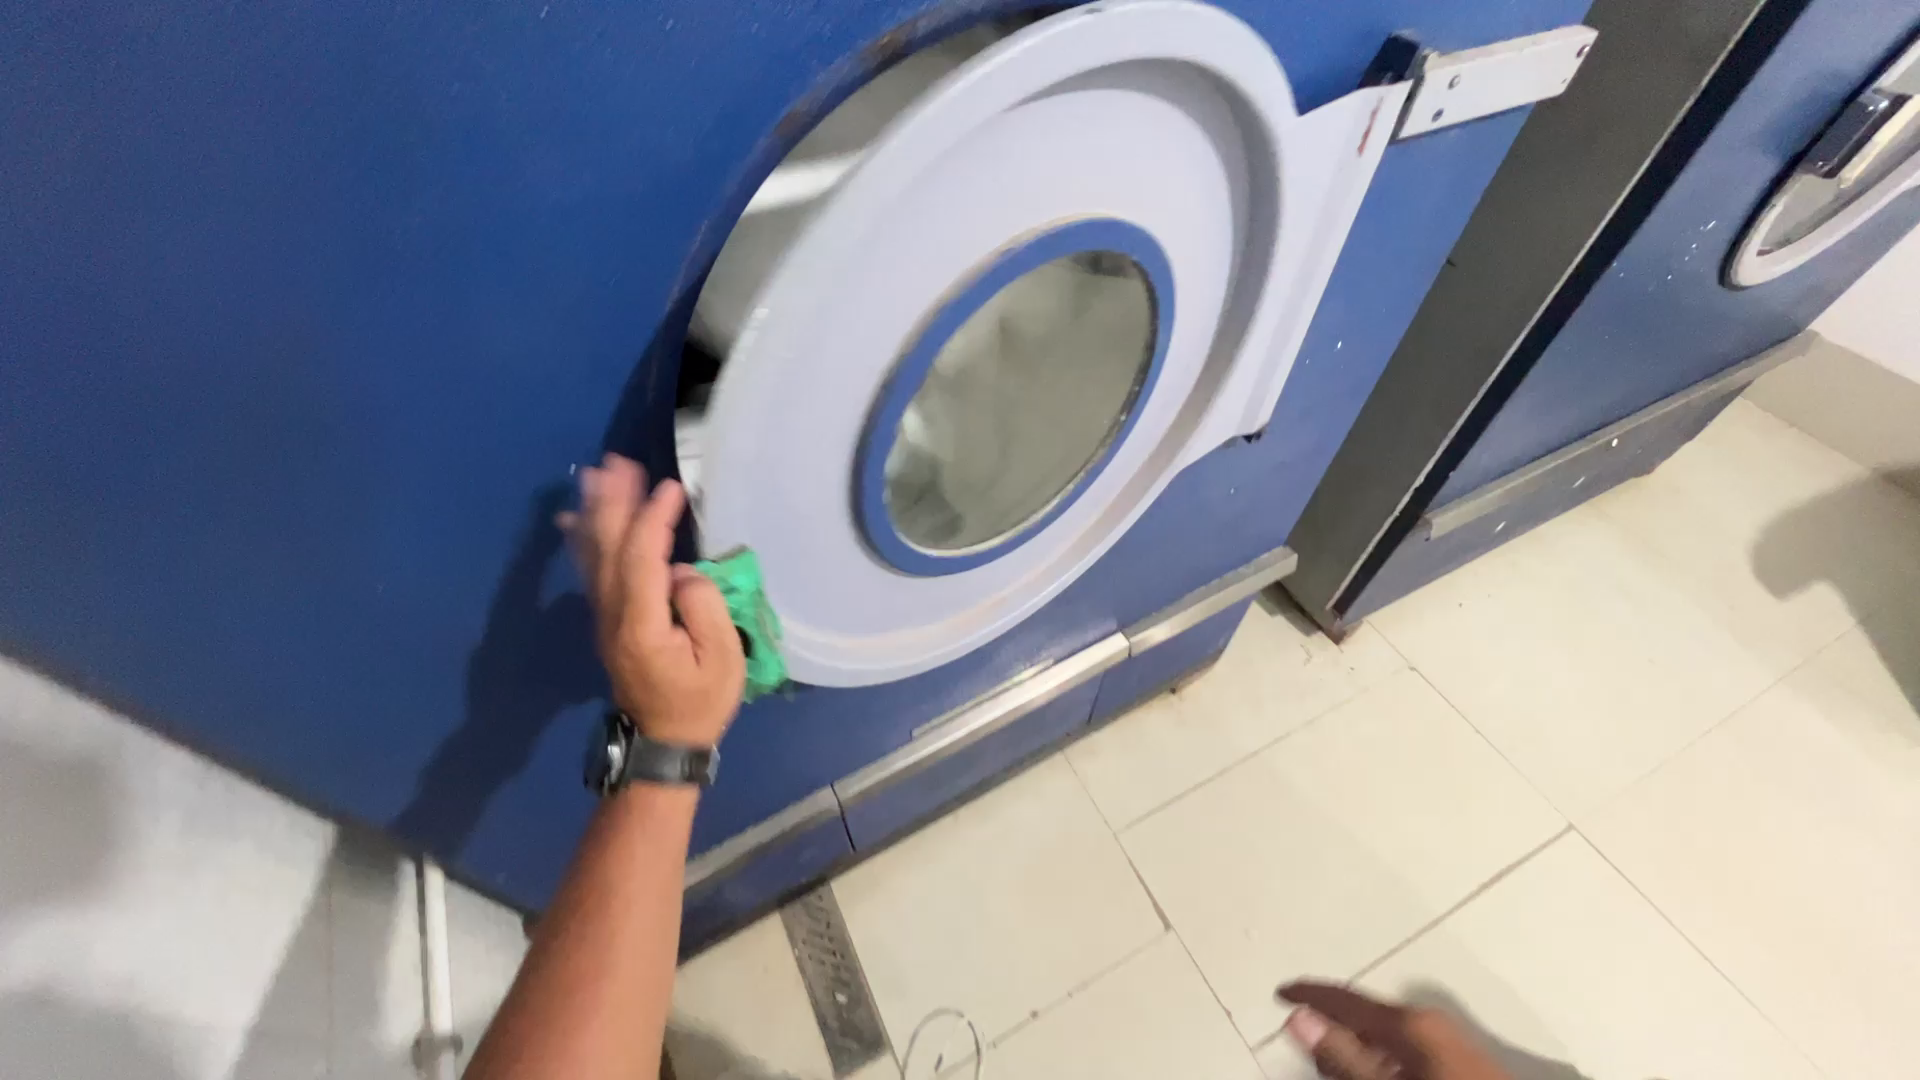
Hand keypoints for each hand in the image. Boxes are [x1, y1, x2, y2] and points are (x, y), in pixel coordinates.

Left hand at [558, 454, 745, 747]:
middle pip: (608, 548)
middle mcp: (614, 614)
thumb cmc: (701, 700)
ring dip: (595, 511)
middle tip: (619, 462)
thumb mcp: (722, 659)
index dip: (653, 520)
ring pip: (594, 555)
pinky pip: (590, 570)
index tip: (671, 488)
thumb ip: (704, 609)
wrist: (664, 740)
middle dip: (613, 502)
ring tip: (597, 474)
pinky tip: (576, 518)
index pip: (643, 559)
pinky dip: (583, 539)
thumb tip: (682, 574)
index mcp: (643, 623)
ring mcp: (604, 617)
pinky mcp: (606, 620)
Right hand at [1279, 982, 1510, 1079]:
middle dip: (1334, 1027)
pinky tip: (1381, 1073)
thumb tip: (1297, 1016)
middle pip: (1365, 1014)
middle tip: (1308, 1045)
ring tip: (1341, 1066)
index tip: (1279, 993)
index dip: (1309, 994)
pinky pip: (1408, 1048)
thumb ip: (1344, 1057)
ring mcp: (1451, 1041)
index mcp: (1409, 1023)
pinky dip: (1384, 1058)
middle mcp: (1428, 1022)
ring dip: (1360, 1047)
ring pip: (1387, 1035)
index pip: (1344, 997)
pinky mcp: (1464, 1062)